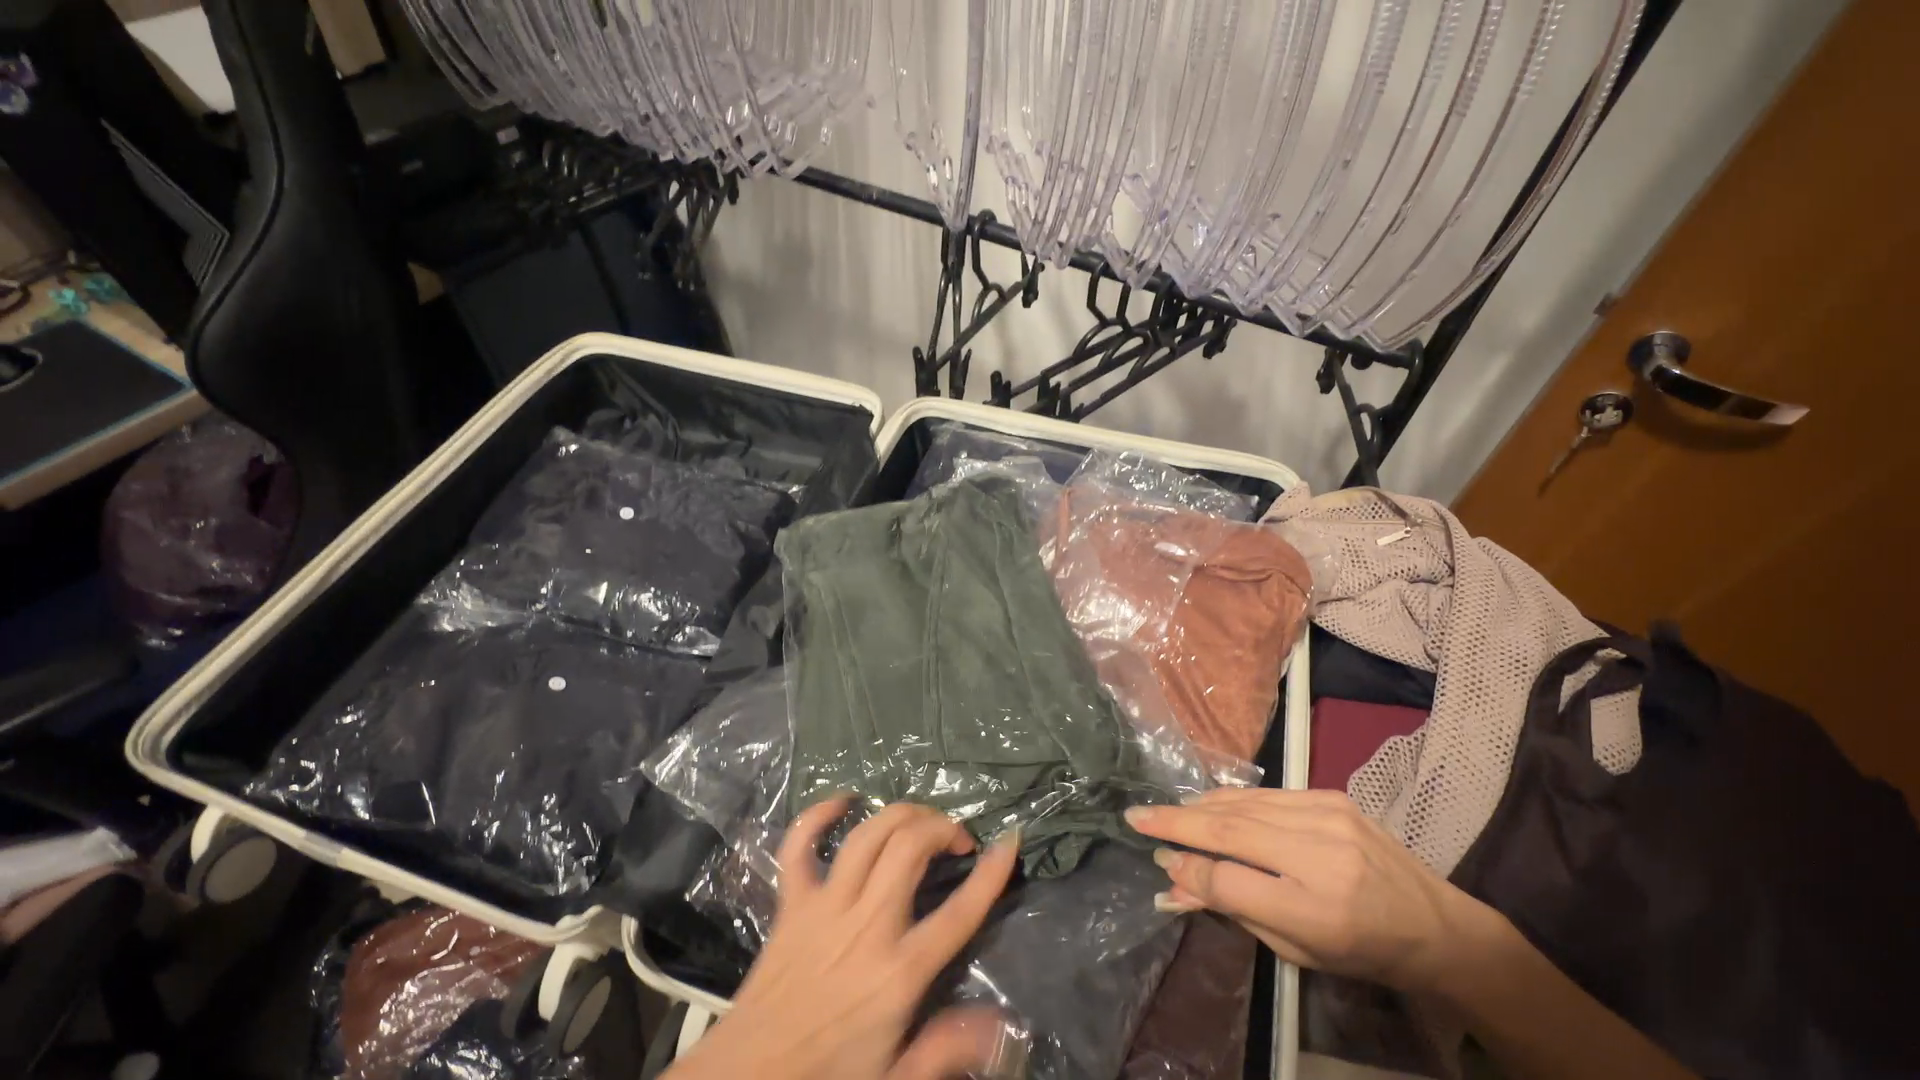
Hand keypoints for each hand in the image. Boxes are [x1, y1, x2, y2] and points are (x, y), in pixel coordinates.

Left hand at [666, 799, 1022, 1079]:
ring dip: (900, 815)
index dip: (992, 873)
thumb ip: (948, 1047)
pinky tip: (843, 801)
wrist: (750, 1073)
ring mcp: (824, 907)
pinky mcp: (791, 902)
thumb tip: (1004, 1025)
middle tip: (957, 841)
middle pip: (910, 848)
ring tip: (920, 822)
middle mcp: (866, 925)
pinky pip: (799, 844)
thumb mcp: (898, 1075)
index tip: (1009, 843)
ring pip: (867, 835)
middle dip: (942, 827)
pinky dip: (819, 814)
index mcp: (900, 971)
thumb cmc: (830, 1072)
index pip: (959, 912)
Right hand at [1125, 789, 1504, 995]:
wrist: (1436, 924)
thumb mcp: (1295, 948)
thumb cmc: (1361, 951)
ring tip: (1164, 811)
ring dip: (1198, 806)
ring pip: (1244, 804)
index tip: (1159, 863)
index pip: (1230, 879)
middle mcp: (1320, 853)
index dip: (1188, 869)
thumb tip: (1173, 885)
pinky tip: (1207, 804)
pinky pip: (1267, 795)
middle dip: (1176, 823)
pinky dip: (1231, 799)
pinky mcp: (1332, 797)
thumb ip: (1234, 910)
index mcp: (1315, 908)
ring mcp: (1328, 817)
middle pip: (1230, 829)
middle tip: (1135, 817)